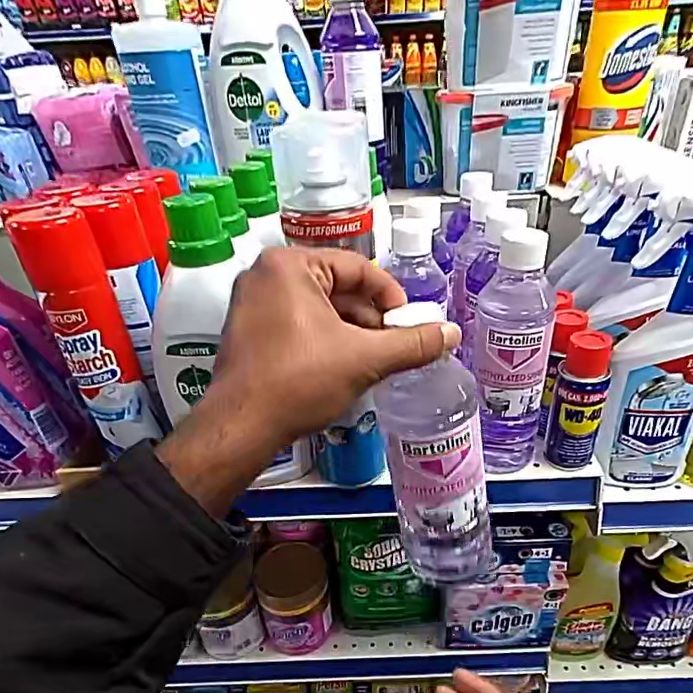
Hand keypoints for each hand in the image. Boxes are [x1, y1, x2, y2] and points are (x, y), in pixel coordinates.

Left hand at [158, 247, 458, 513]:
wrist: (242, 426)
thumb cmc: (297, 382)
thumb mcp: (365, 359)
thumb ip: (412, 344)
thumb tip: (451, 334)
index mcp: (289, 265)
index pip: (357, 267)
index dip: (390, 296)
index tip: (407, 322)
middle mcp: (265, 275)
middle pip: (337, 287)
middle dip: (369, 318)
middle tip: (391, 346)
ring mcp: (251, 302)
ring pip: (319, 308)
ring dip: (350, 332)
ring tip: (370, 361)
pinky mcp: (248, 330)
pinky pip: (297, 323)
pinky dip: (324, 340)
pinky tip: (340, 367)